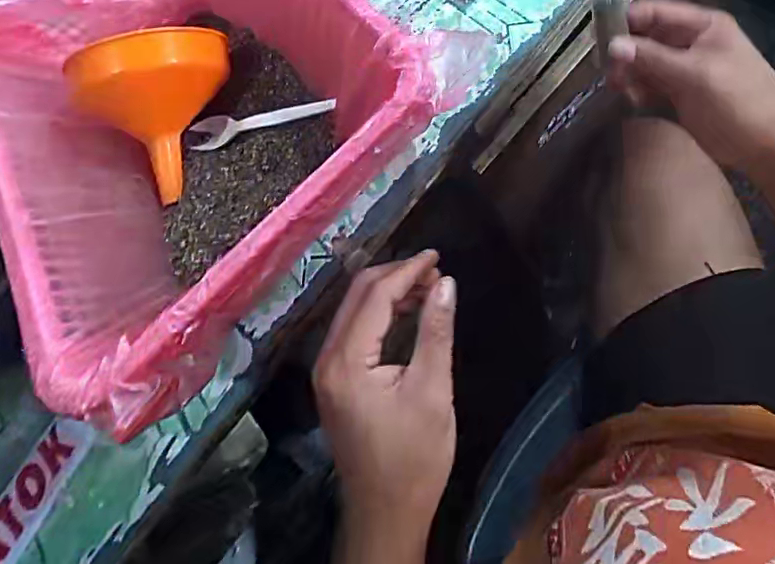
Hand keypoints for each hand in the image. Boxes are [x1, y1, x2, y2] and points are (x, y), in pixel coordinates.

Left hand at [314, 250, 456, 559]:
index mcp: (347, 362)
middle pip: (358, 295)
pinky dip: (383, 312)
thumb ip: (436, 331)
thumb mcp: (432, 390)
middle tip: (435, 269)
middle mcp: (328, 360)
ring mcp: (329, 371)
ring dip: (390, 291)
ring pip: (356, 309)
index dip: (407, 270)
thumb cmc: (414, 458)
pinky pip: (357, 329)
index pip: (375, 295)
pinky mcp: (337, 380)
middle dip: (397, 275)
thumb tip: (446, 282)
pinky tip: (410, 311)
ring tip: (429, 286)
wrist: (387, 516)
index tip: (437, 257)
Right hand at [607, 0, 774, 169]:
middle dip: (625, 50)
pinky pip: (653, 84)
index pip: (655, 11)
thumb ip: (652, 57)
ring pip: (647, 62)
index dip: (627, 20)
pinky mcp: (682, 94)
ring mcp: (687, 69)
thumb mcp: (694, 74)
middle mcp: (693, 42)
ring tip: (616, 87)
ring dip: (630, 72)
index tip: (598, 35)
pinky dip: (639, 89)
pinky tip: (629, 98)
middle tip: (605, 69)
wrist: (773, 148)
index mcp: (703, 25)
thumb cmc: (739, 101)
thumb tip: (611, 44)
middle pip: (647, 36)